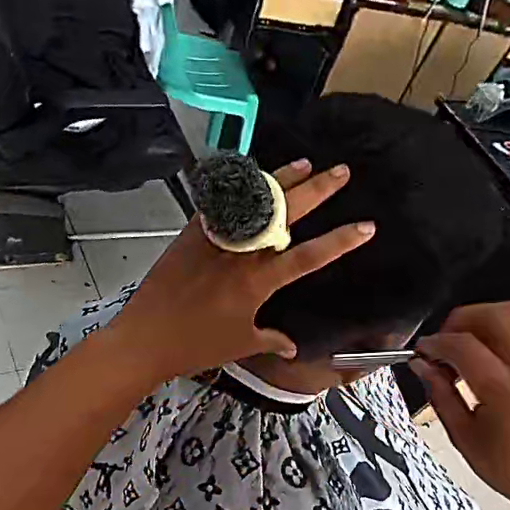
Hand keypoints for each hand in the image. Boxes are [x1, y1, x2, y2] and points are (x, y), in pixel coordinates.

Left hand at [109, 160, 372, 380]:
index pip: (309, 256)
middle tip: (340, 172)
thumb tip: (290, 346)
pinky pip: (220, 205)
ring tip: (303, 163)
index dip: (340, 241)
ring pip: (253, 202)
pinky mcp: (191, 234)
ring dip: (281, 180)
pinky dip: (239, 190)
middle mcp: (240, 252)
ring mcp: (215, 238)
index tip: (365, 227)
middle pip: (286, 214)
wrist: (144, 338)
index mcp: (258, 281)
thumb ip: (270, 339)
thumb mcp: (240, 344)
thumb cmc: (196, 346)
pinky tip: (251, 178)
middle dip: (318, 190)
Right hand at [411, 300, 509, 509]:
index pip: (463, 344)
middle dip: (462, 319)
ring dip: (490, 316)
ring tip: (475, 340)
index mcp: (508, 392)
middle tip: (448, 340)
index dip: (436, 342)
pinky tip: (502, 356)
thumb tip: (424, 368)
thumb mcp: (466, 439)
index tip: (425, 350)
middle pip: (495, 313)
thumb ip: (441, 396)